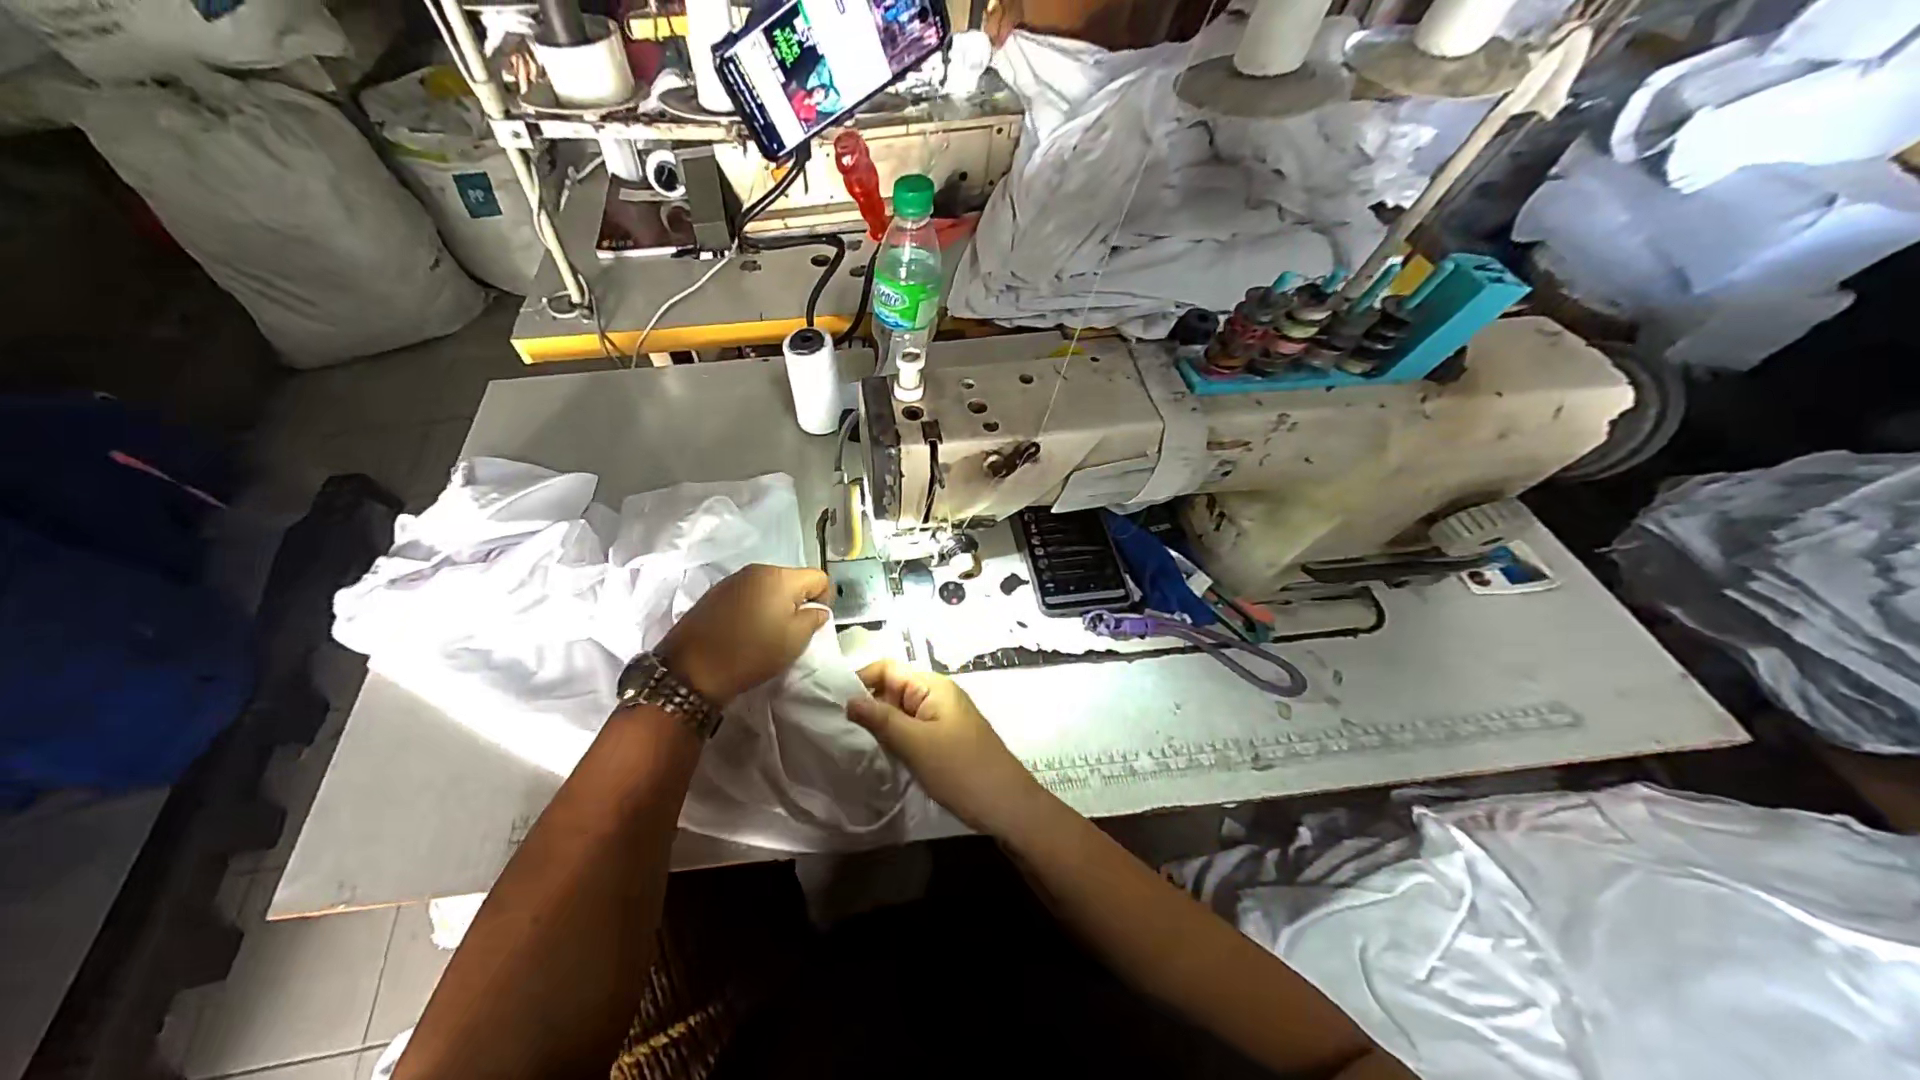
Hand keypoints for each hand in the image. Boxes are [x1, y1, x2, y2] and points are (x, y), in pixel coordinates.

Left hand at [656, 564, 829, 705]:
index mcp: (779, 577)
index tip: (814, 624)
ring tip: (766, 632)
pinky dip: (753, 608)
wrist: (691, 670)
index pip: (819, 577)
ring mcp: (732, 580)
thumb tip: (817, 609)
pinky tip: (745, 630)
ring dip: (774, 604)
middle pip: (792, 580)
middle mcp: (756, 570)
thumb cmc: (751, 653)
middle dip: (797, 601)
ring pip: (769, 587)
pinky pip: (747, 594)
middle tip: (790, 631)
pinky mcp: (714, 593)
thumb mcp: (795, 640)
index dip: (823, 599)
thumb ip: (814, 618)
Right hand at [845, 660, 1050, 836]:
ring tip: (852, 743)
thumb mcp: (916, 743)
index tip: (832, 704)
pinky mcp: (944, 741)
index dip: (860, 679)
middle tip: (837, 728)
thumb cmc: (961, 770)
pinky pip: (912, 731)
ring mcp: (942, 719)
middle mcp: (937, 696)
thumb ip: (881, 719)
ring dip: (880, 725)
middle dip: (867, 704)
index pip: (888, 668)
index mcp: (933, 686)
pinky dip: (895, 740)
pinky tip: (880, 755)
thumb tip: (848, 698)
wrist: (1008, 806)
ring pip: (900, 712)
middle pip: (892, 689)